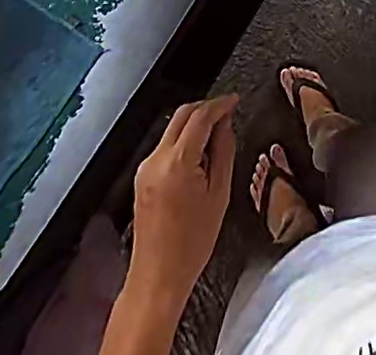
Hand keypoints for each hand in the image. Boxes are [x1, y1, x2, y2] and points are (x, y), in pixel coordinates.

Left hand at [130, 94, 238, 292]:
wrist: (159, 275)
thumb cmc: (191, 243)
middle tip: (227, 111)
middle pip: (182, 114)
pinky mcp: (141, 177)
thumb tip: (226, 125)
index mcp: (177, 163)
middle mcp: (155, 161)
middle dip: (206, 107)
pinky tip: (199, 153)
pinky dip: (183, 140)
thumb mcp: (220, 192)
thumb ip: (224, 151)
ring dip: (194, 123)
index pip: (200, 116)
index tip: (234, 100)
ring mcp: (145, 168)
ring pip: (172, 128)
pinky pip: (165, 145)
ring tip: (217, 136)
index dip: (220, 103)